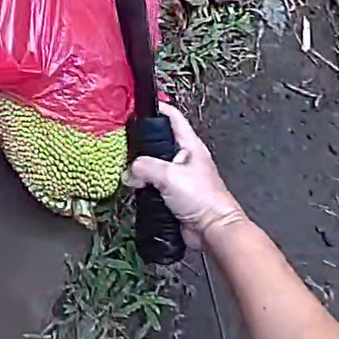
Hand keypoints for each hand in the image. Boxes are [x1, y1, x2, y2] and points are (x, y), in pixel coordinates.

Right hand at [124, 104, 245, 249]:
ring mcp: (179, 176)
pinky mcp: (174, 194)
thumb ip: (145, 168)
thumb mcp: (169, 176)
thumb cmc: (203, 198)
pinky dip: (144, 186)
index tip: (140, 107)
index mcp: (189, 145)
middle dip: (142, 144)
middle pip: (158, 142)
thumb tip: (129, 171)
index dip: (158, 108)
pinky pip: (154, 184)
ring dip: (142, 170)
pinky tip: (137, 189)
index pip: (173, 117)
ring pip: (153, 165)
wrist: (213, 230)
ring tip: (130, 171)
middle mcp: (184, 158)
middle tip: (126, 143)